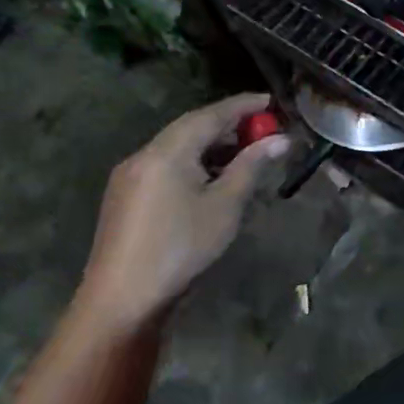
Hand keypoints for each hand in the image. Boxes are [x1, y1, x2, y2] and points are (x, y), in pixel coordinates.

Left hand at [77, 93, 292, 327]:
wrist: (122, 301)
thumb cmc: (180, 249)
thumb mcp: (224, 206)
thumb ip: (251, 166)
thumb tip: (281, 139)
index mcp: (167, 150)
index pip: (211, 114)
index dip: (244, 106)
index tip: (272, 101)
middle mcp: (144, 154)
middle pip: (192, 127)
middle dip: (229, 124)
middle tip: (263, 129)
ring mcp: (130, 175)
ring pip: (177, 146)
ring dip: (211, 145)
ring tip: (243, 153)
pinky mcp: (125, 195)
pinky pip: (165, 164)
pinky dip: (192, 161)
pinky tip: (210, 178)